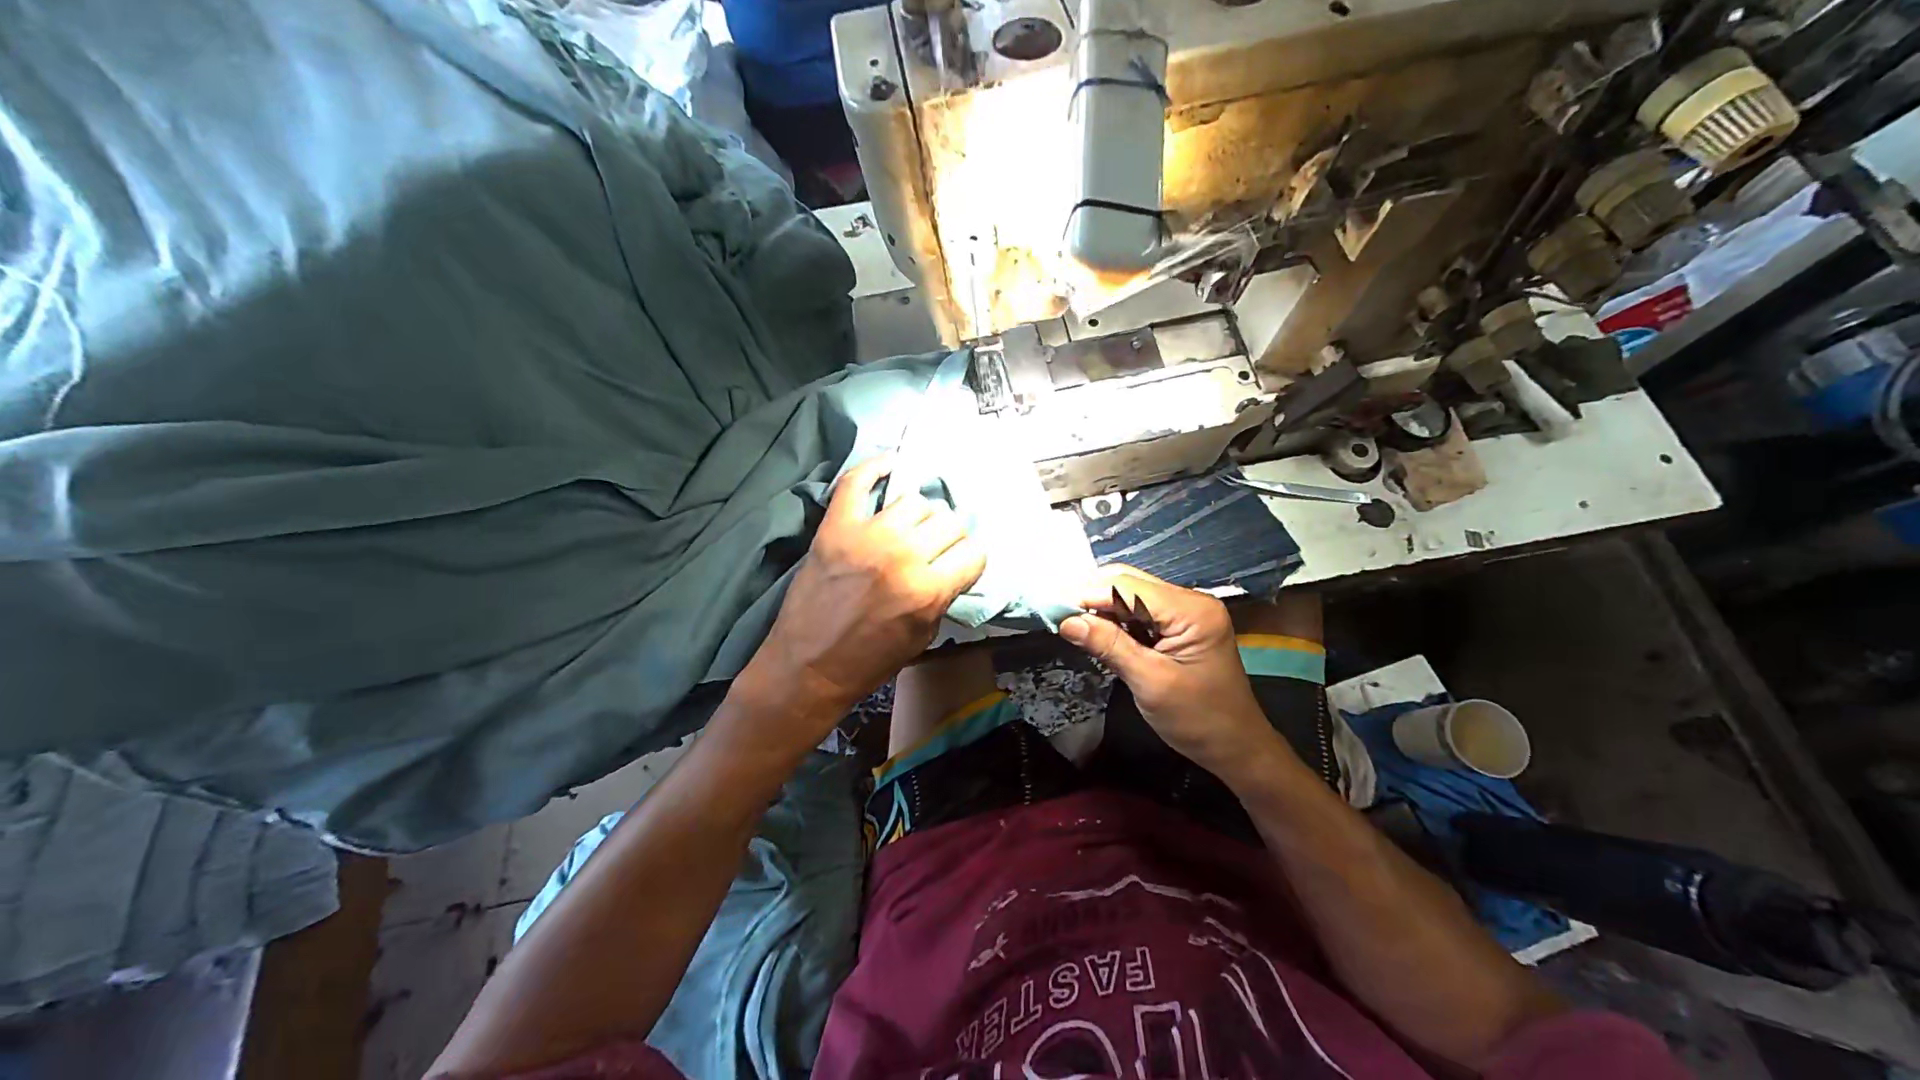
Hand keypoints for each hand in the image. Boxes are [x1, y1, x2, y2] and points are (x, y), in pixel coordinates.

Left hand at [744, 455, 987, 726]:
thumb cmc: (868, 662)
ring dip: (918, 516)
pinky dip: (875, 467)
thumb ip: (942, 595)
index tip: (960, 564)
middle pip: (948, 522)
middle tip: (934, 550)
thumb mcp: (923, 637)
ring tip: (908, 529)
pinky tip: (891, 464)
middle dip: (948, 538)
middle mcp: (903, 555)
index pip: (973, 552)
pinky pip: (857, 481)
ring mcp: (866, 535)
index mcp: (928, 590)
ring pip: (914, 501)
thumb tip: (951, 565)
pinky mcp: (835, 527)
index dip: (970, 560)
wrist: (808, 668)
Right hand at [1059, 566, 1281, 776]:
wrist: (1236, 748)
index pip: (1128, 586)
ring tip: (1073, 625)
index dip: (1088, 594)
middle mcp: (1190, 601)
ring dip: (1102, 609)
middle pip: (1128, 583)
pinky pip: (1140, 613)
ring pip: (1131, 596)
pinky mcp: (1180, 627)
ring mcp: (1186, 613)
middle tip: (1060, 617)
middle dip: (1092, 598)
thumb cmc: (1198, 719)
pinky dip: (1116, 621)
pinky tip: (1098, 634)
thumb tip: (1067, 622)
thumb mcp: (1150, 683)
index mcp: (1191, 610)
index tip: (1054, 610)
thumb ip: (1109, 646)